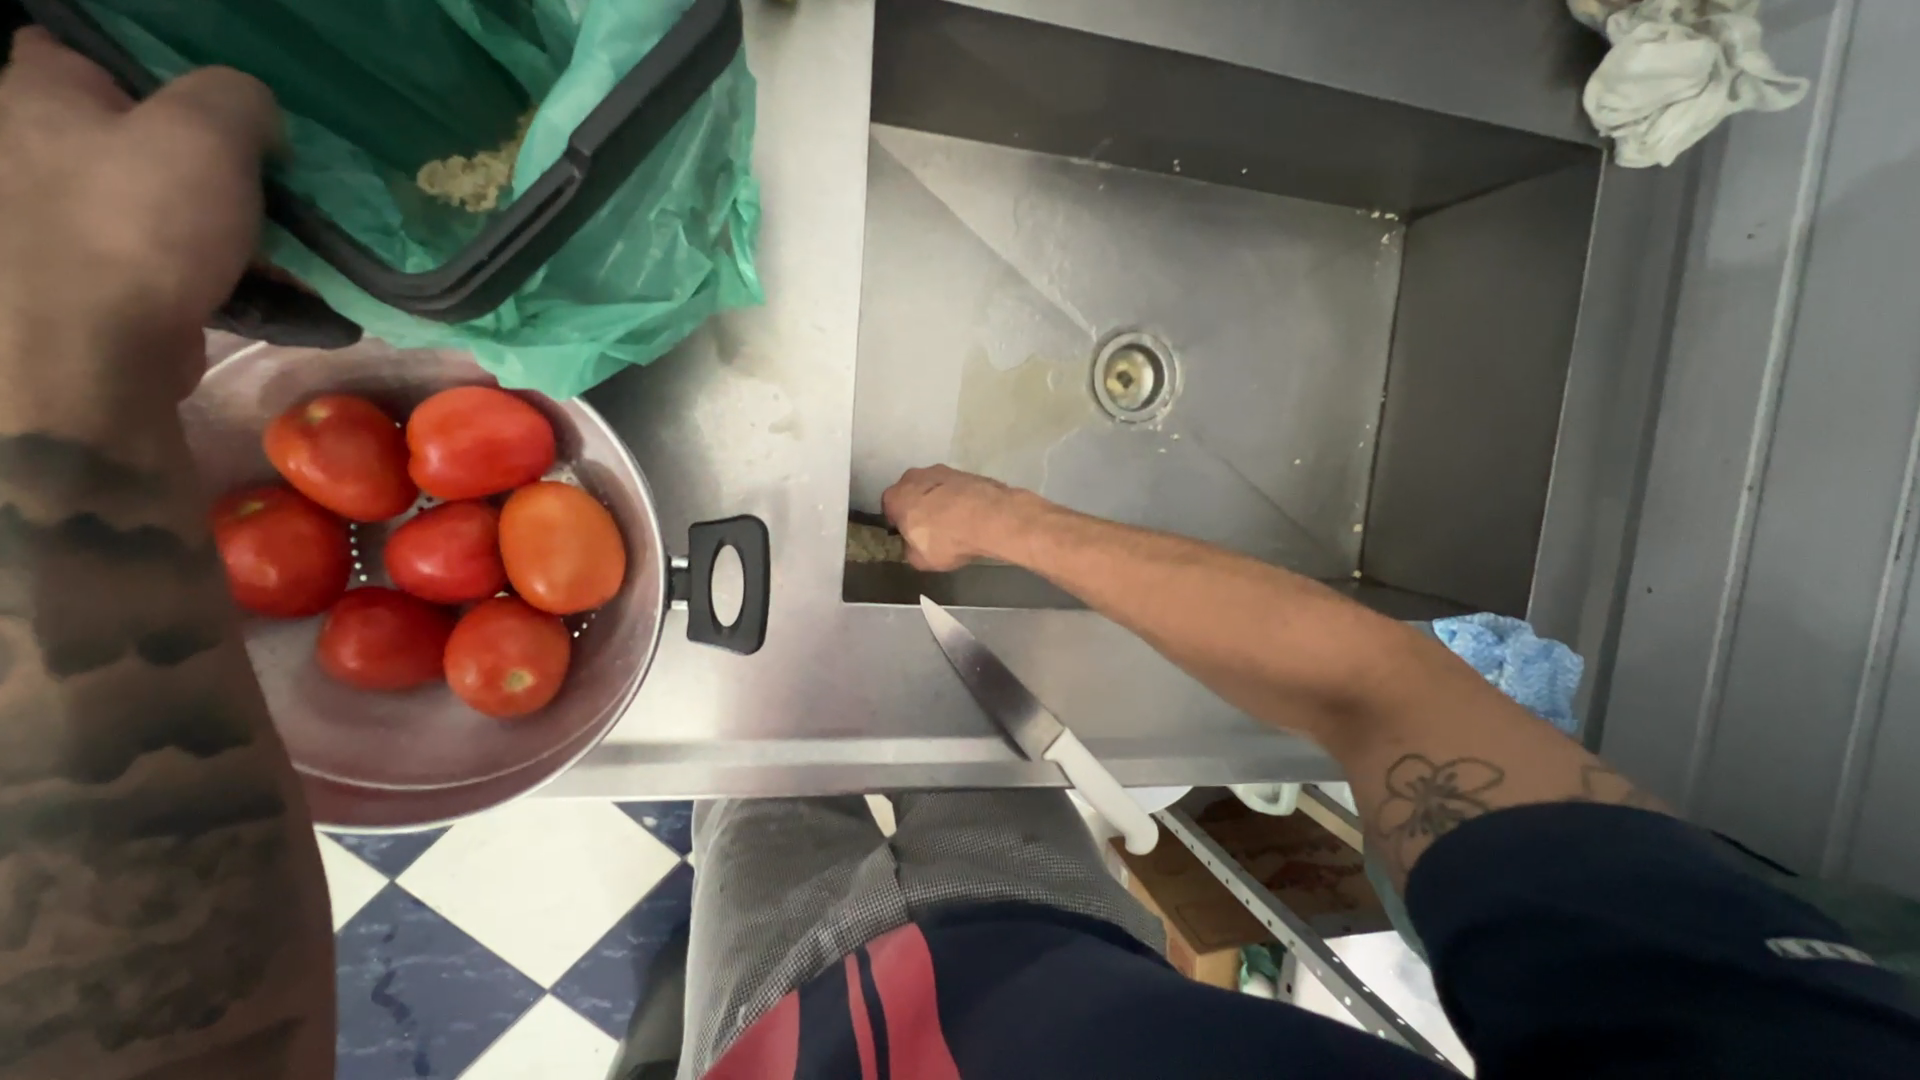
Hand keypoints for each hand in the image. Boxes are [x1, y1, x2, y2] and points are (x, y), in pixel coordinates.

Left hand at [0, 28, 277, 413]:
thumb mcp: (207, 133)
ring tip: (295, 236)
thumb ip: (240, 100)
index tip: (222, 101)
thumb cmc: (144, 223)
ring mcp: (71, 220)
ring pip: (171, 201)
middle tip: (275, 172)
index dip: (154, 65)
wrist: (104, 345)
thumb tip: (259, 118)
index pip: (83, 48)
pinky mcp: (110, 277)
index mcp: (42, 96)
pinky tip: (279, 281)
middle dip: (215, 154)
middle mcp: (38, 148)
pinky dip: (230, 266)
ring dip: (234, 218)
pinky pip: (182, 257)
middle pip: (144, 133)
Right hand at [881, 465, 1031, 570]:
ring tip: (956, 523)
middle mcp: (914, 477)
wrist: (989, 517)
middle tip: (933, 530)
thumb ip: (910, 551)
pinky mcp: (965, 472)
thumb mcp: (920, 559)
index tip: (910, 536)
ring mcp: (942, 470)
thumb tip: (913, 546)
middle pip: (912, 494)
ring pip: (935, 488)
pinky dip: (960, 499)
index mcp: (896, 496)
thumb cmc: (946, 539)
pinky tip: (971, 515)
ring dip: (941, 502)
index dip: (899, 524)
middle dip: (920, 509)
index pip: (889, 509)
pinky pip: (956, 488)